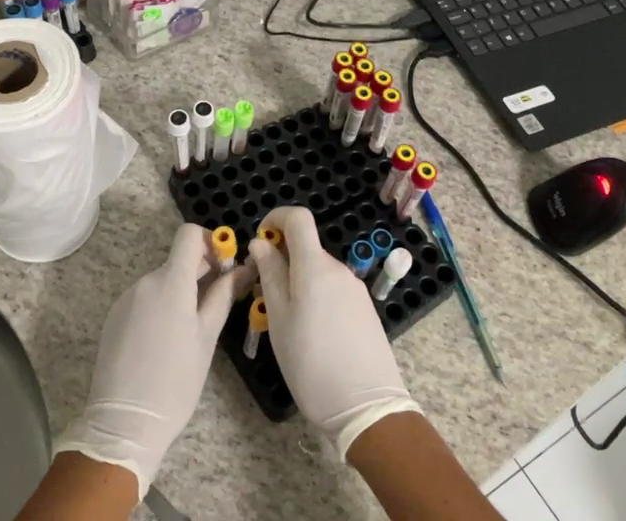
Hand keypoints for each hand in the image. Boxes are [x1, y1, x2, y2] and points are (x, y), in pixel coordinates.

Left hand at [54, 224, 249, 498]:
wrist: (125, 421)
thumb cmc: (175, 382)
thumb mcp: (206, 338)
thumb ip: (222, 296)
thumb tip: (242, 269)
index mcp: (170, 283)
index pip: (188, 234)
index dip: (209, 242)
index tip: (224, 266)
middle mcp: (145, 282)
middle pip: (177, 260)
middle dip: (200, 271)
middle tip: (219, 299)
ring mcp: (126, 298)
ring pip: (162, 280)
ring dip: (180, 291)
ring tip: (192, 328)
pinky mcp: (115, 315)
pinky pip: (145, 298)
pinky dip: (160, 305)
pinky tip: (166, 339)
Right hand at [249, 206, 421, 459]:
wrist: (366, 407)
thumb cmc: (311, 364)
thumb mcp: (279, 320)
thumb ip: (270, 275)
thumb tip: (261, 244)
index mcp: (315, 267)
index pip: (298, 218)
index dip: (276, 218)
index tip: (259, 240)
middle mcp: (339, 270)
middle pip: (307, 248)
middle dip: (283, 260)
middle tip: (264, 295)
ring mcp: (356, 290)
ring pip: (319, 272)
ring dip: (298, 282)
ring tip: (286, 323)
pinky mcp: (365, 310)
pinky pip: (333, 290)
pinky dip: (316, 297)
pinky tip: (312, 334)